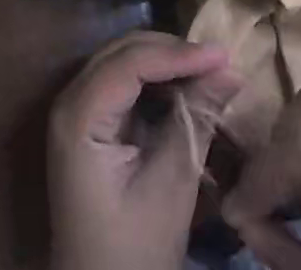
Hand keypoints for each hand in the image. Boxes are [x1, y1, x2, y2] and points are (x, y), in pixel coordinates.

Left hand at [48, 32, 242, 269]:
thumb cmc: (133, 248)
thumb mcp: (171, 185)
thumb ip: (196, 119)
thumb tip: (231, 70)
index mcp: (78, 118)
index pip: (129, 64)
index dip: (178, 54)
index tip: (223, 55)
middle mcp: (70, 101)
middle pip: (123, 53)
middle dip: (173, 52)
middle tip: (220, 61)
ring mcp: (77, 108)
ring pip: (124, 60)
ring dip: (167, 61)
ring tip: (210, 70)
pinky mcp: (90, 120)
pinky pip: (124, 81)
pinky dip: (157, 78)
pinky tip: (187, 84)